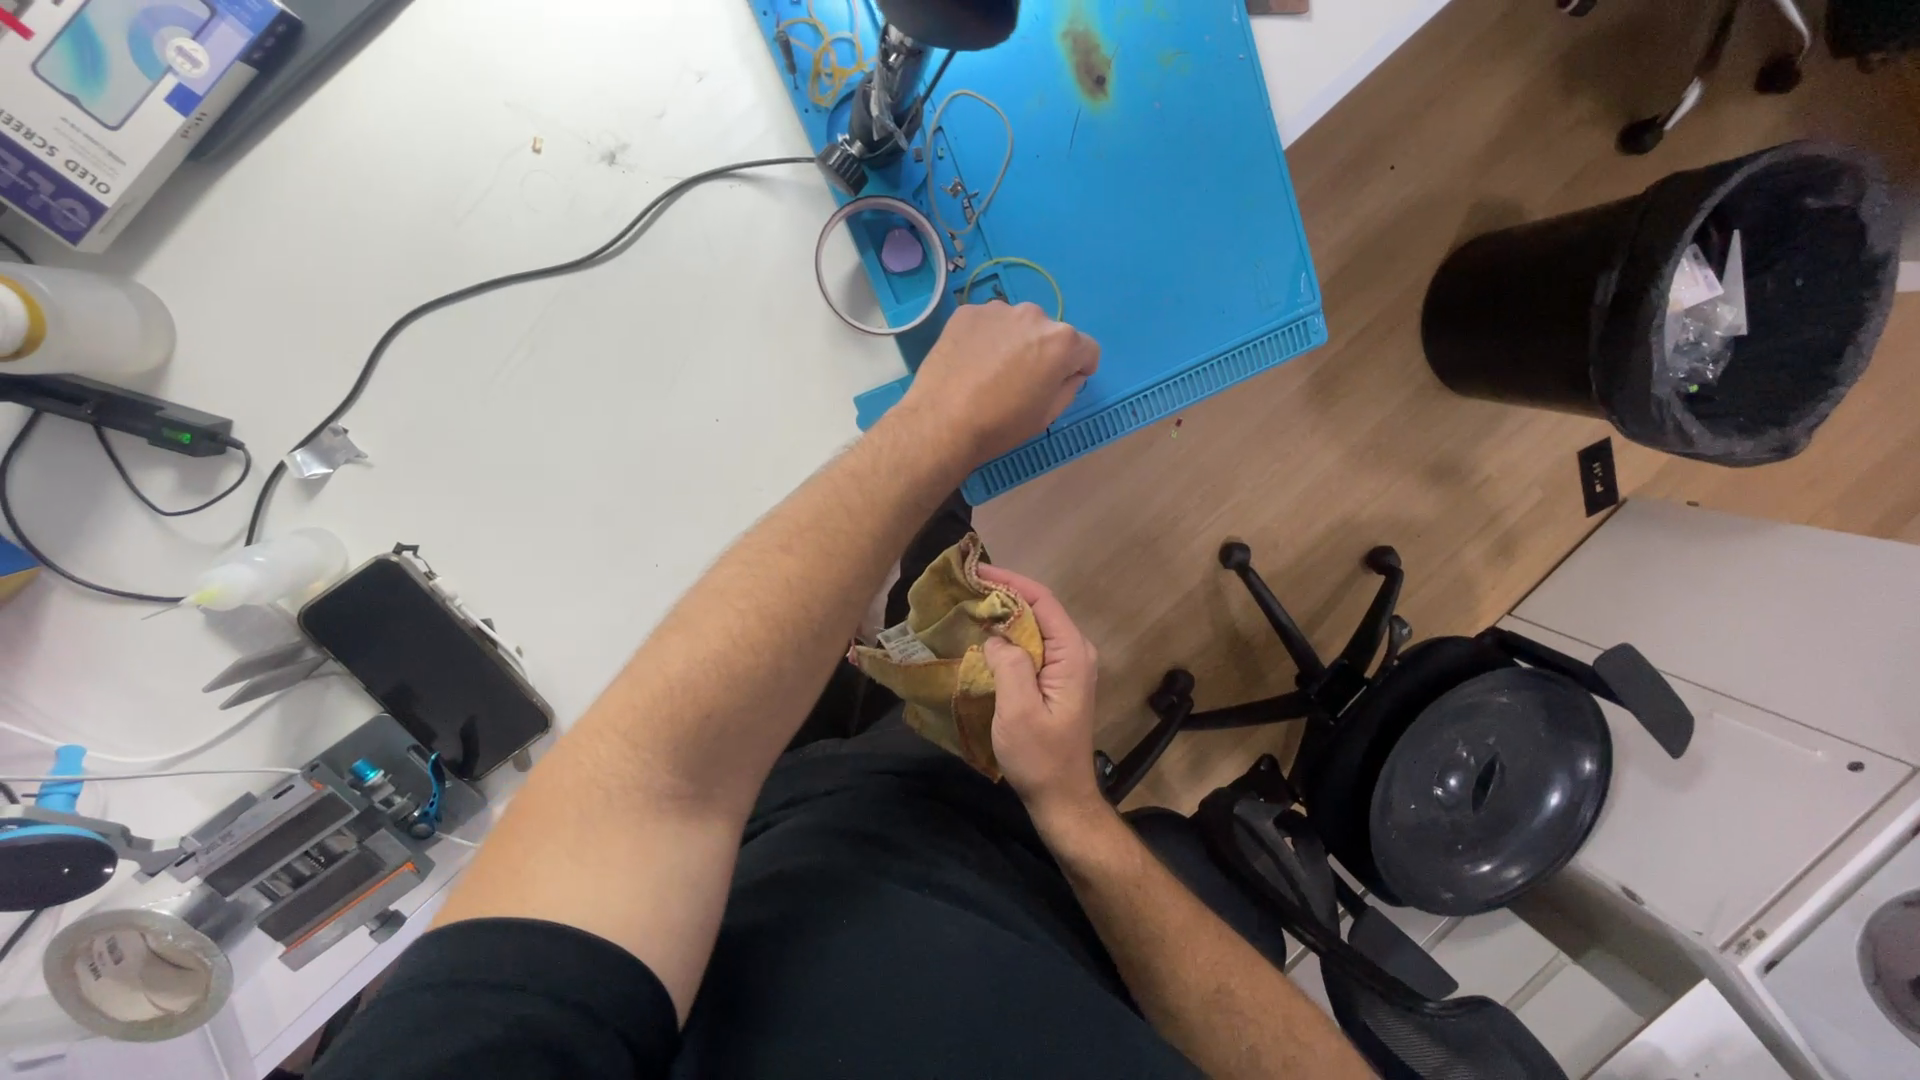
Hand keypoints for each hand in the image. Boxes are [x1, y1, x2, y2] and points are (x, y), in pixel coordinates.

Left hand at [896, 301, 1100, 463]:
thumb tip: (1070, 373)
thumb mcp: (1047, 415)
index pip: (1086, 349)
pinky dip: (984, 337)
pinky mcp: (966, 312)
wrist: (942, 422)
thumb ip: (1068, 388)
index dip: (1078, 368)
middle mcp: (1034, 315)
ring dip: (1013, 341)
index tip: (1062, 383)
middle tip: (1020, 381)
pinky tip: (970, 362)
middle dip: (1043, 352)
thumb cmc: (1001, 424)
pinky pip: (987, 323)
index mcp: (1062, 342)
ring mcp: (997, 310)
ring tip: (991, 372)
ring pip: (1017, 324)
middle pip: (1050, 332)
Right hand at [977, 564, 1104, 829]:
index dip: (1010, 582)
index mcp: (1072, 654)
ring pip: (1033, 628)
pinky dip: (1007, 637)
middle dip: (1003, 595)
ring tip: (967, 605)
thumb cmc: (1040, 758)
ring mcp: (1067, 668)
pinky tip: (982, 637)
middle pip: (1039, 609)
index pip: (1043, 601)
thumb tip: (996, 636)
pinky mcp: (1056, 681)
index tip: (978, 571)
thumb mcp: (1019, 711)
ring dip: (1003, 615)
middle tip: (964, 587)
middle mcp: (1075, 653)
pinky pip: (1031, 647)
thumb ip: (1009, 664)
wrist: (1061, 798)